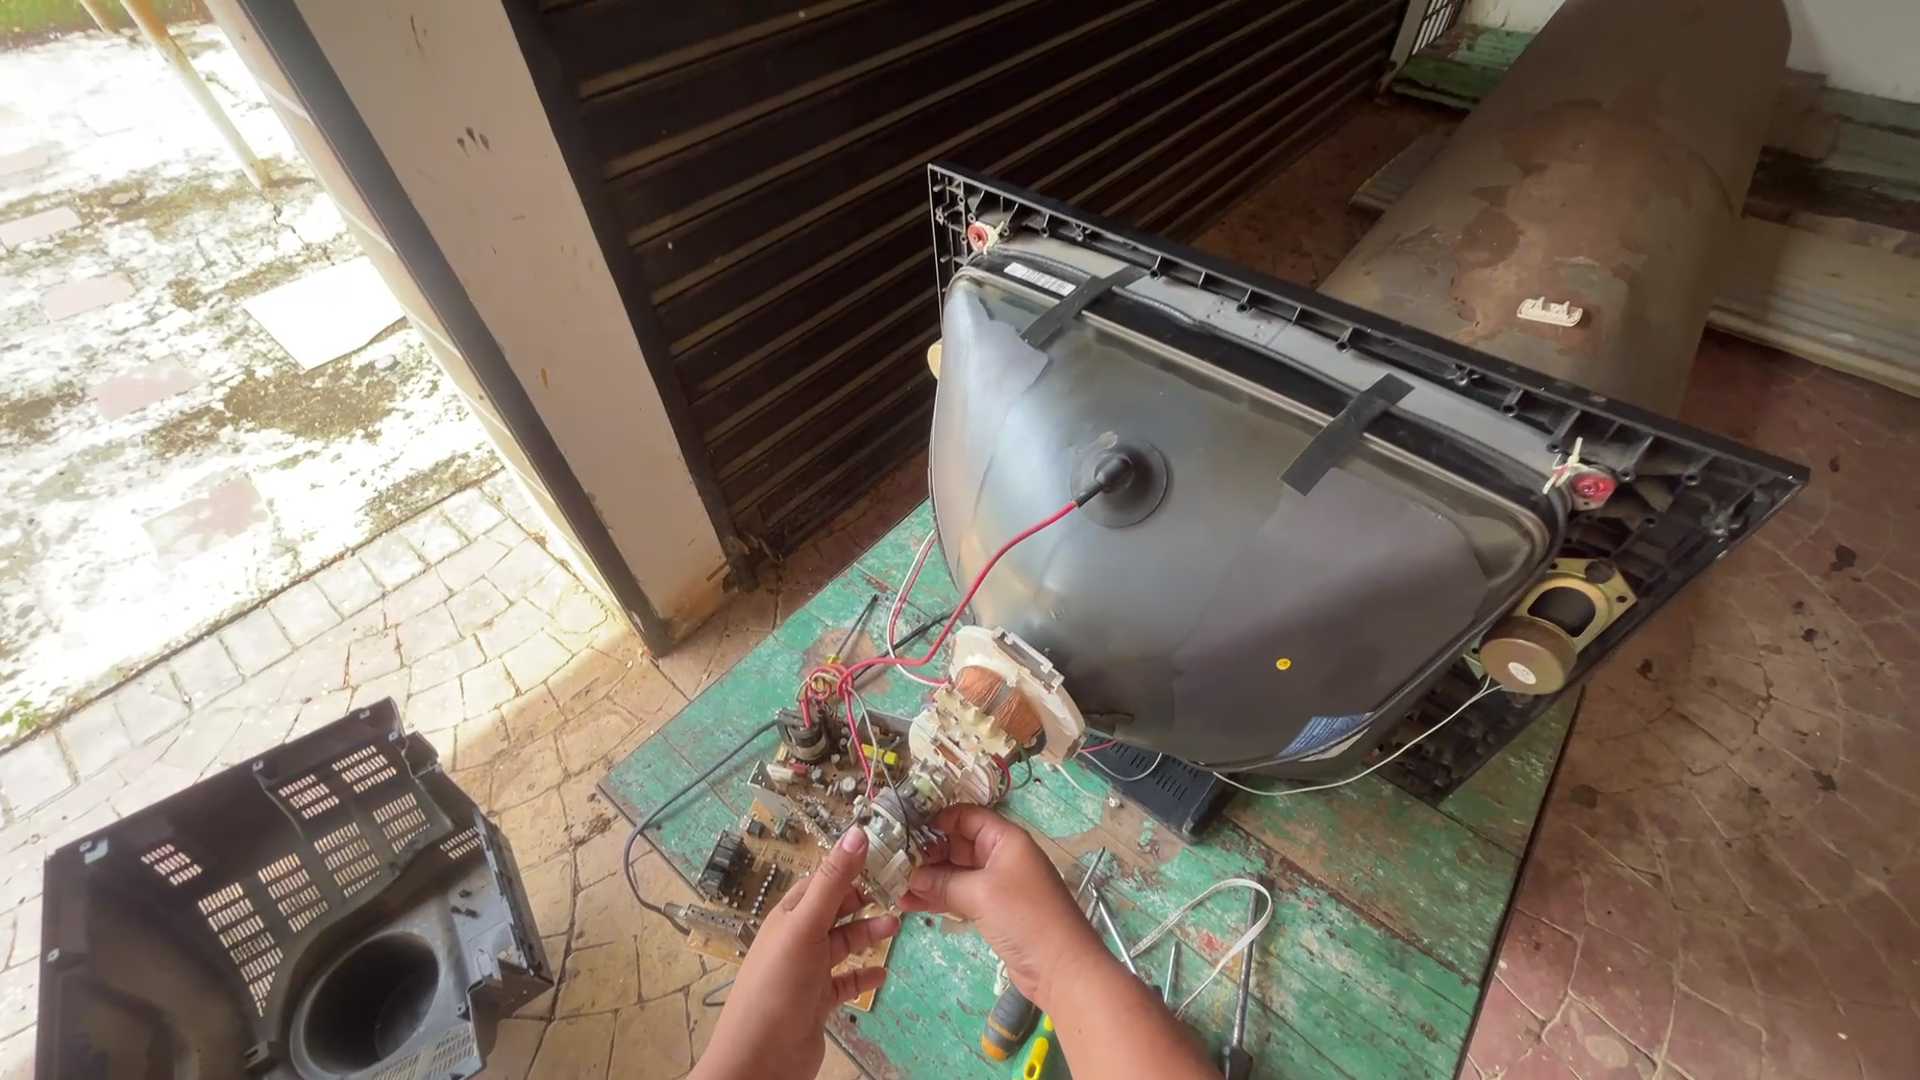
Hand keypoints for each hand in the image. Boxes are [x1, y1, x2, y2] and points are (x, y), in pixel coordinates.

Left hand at [691, 829, 899, 1079]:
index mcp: (791, 914)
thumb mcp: (806, 925)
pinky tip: (882, 972)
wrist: (759, 1062)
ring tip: (895, 928)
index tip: (887, 856)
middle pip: (838, 909)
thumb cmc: (779, 984)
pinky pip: (847, 980)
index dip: (853, 865)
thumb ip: (834, 881)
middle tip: (900, 892)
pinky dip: (864, 973)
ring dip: (869, 933)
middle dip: (866, 899)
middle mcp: (799, 937)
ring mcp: (809, 971)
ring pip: (844, 943)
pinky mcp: (819, 1001)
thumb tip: (858, 831)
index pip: (825, 879)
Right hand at [898, 805, 1107, 1012]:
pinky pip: (961, 895)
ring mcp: (997, 884)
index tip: (908, 829)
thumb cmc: (1025, 916)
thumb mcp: (982, 893)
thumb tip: (913, 877)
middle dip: (928, 853)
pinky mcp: (993, 910)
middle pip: (959, 844)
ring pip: (957, 873)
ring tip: (896, 886)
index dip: (939, 819)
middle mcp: (1000, 856)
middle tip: (895, 862)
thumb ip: (945, 882)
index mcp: (1005, 839)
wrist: (1061, 968)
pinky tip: (912, 903)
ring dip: (929, 879)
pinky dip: (940, 898)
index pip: (967, 816)